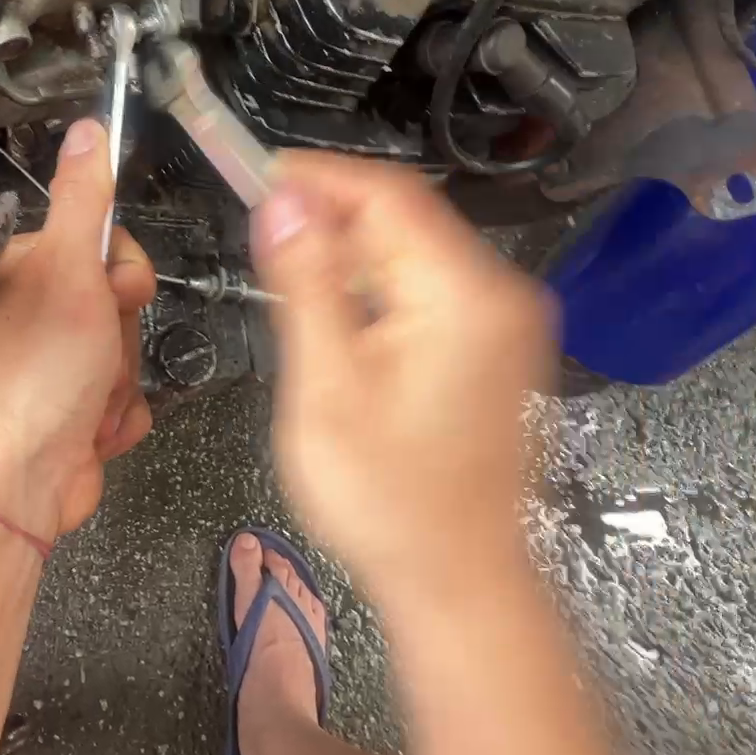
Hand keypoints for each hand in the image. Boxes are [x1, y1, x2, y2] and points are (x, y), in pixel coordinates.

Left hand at [0, 118, 156, 542]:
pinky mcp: (75, 410)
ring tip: (87, 398)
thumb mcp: (68, 270)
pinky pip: (129, 398)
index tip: (113, 290)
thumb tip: (87, 130)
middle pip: (123, 301)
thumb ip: (85, 199)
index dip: (123, 271)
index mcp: (28, 271)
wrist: (20, 482)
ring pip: (130, 352)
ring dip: (121, 381)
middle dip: (121, 334)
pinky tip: (89, 428)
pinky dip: (119, 416)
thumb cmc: (34, 377)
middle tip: (95, 352)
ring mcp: (57, 365)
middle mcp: (39, 313)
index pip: (105, 244)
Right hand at [252, 152, 556, 607]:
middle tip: (260, 224)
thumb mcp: (326, 384)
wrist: (456, 581)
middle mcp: (495, 298)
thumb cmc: (389, 500)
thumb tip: (282, 205)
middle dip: (326, 211)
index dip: (317, 175)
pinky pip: (420, 287)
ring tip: (283, 265)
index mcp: (461, 297)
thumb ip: (304, 284)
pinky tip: (329, 307)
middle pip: (401, 217)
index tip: (258, 172)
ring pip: (407, 251)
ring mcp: (496, 325)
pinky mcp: (484, 349)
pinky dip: (368, 280)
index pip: (387, 194)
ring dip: (343, 246)